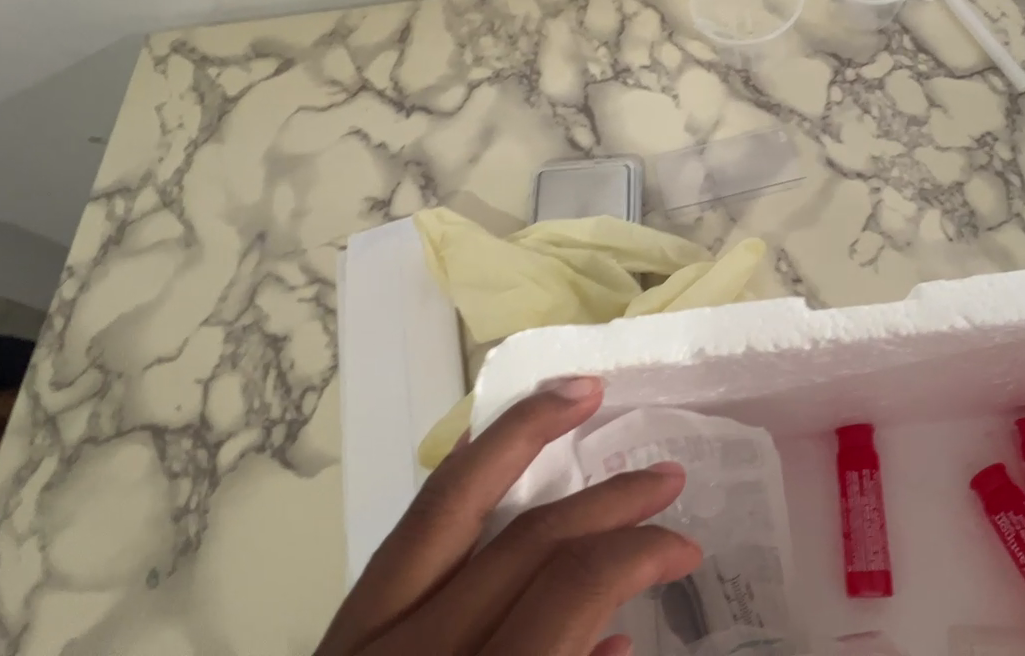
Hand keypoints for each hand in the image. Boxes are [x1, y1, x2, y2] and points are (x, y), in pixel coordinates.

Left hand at [316, 377, 700, 655]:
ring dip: (519, 437)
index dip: (636, 554)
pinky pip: (414, 530)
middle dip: (608, 499)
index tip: (685, 547)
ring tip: (577, 393)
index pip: (566, 590)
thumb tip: (618, 639)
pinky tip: (501, 448)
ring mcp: (359, 641)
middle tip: (666, 474)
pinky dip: (467, 478)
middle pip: (524, 542)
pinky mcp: (339, 632)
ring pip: (447, 502)